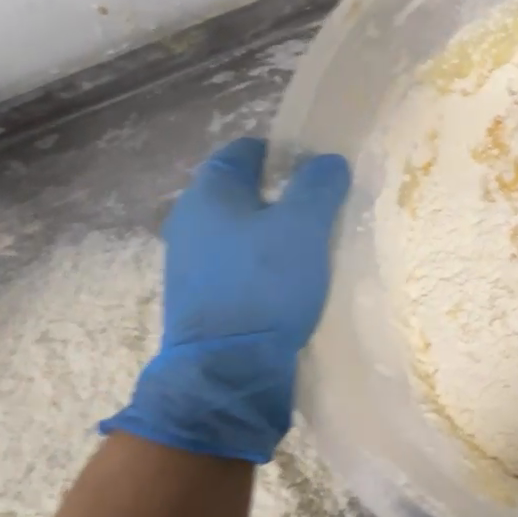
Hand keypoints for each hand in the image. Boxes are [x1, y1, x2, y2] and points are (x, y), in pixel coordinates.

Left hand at [102, 138, 351, 462]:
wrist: (227, 366)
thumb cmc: (265, 285)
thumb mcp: (303, 227)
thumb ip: (318, 187)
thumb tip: (328, 161)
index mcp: (209, 192)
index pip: (244, 151)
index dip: (283, 153)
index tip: (317, 171)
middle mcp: (189, 218)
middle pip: (241, 190)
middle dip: (280, 194)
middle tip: (321, 209)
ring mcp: (189, 259)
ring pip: (237, 227)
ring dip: (270, 230)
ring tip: (309, 246)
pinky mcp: (199, 293)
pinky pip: (234, 261)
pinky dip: (260, 260)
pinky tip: (286, 280)